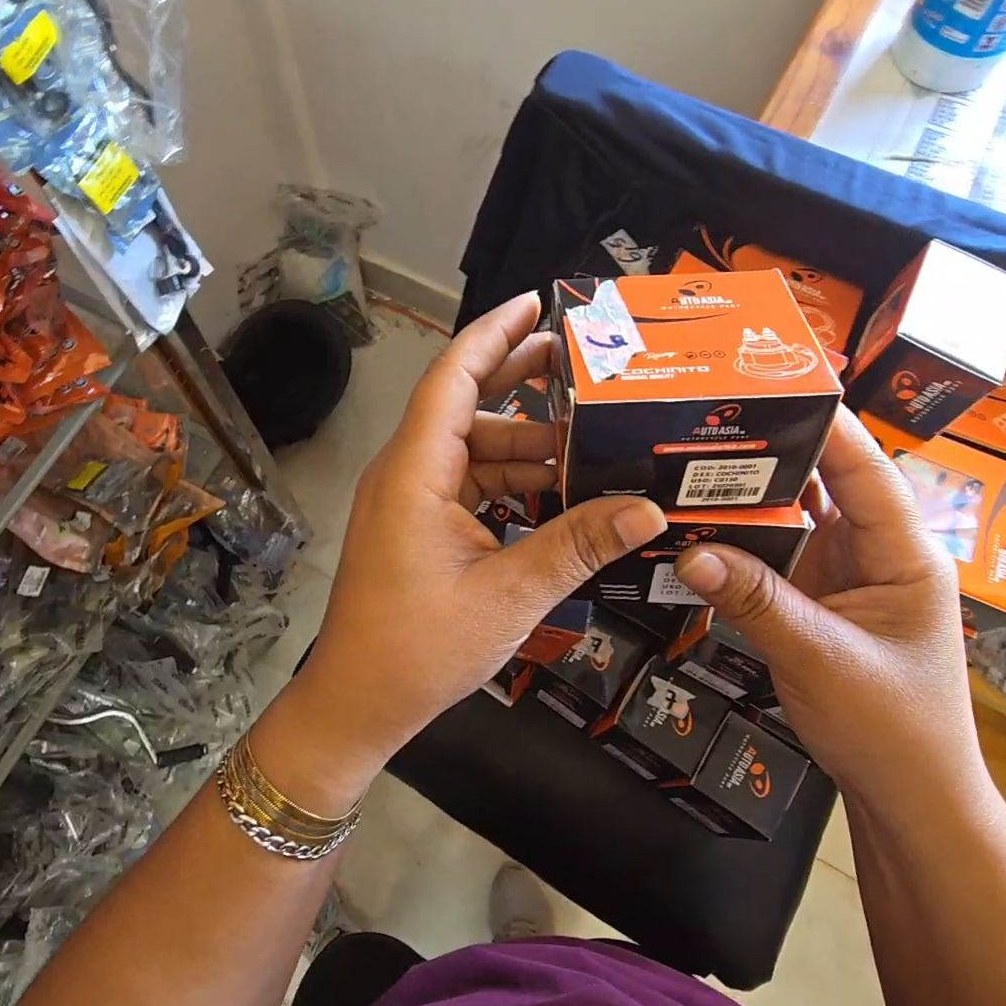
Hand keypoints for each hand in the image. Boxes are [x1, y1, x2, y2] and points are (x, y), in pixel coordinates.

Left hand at [264, 294, 667, 802]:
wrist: (358, 703)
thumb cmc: (419, 648)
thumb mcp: (508, 594)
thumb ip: (576, 544)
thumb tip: (646, 510)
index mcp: (415, 472)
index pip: (454, 377)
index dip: (494, 332)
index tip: (538, 302)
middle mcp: (406, 473)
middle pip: (467, 406)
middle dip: (523, 383)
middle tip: (585, 368)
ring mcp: (407, 501)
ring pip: (472, 450)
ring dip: (526, 446)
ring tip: (590, 444)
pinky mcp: (415, 528)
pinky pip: (467, 485)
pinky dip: (508, 482)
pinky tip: (556, 492)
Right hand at [671, 410, 986, 808]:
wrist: (903, 798)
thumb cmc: (891, 727)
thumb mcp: (823, 659)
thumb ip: (757, 602)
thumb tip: (688, 550)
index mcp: (903, 555)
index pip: (867, 474)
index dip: (830, 427)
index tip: (779, 383)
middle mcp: (869, 555)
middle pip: (822, 488)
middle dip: (773, 452)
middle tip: (712, 417)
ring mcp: (836, 579)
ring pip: (789, 523)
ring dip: (747, 498)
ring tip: (690, 460)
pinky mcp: (808, 604)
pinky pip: (767, 560)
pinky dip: (735, 543)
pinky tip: (693, 524)